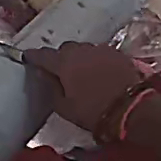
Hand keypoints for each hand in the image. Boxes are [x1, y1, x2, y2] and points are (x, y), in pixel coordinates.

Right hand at [25, 42, 146, 130]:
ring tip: (79, 73)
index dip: (33, 56)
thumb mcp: (64, 107)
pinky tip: (97, 72)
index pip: (42, 55)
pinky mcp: (117, 53)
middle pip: (64, 49)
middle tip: (58, 72)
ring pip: (82, 50)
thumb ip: (51, 89)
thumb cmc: (94, 111)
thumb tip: (45, 76)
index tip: (27, 58)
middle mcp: (80, 50)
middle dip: (58, 58)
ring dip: (78, 58)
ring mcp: (100, 49)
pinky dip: (94, 60)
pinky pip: (99, 53)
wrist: (133, 108)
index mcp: (63, 62)